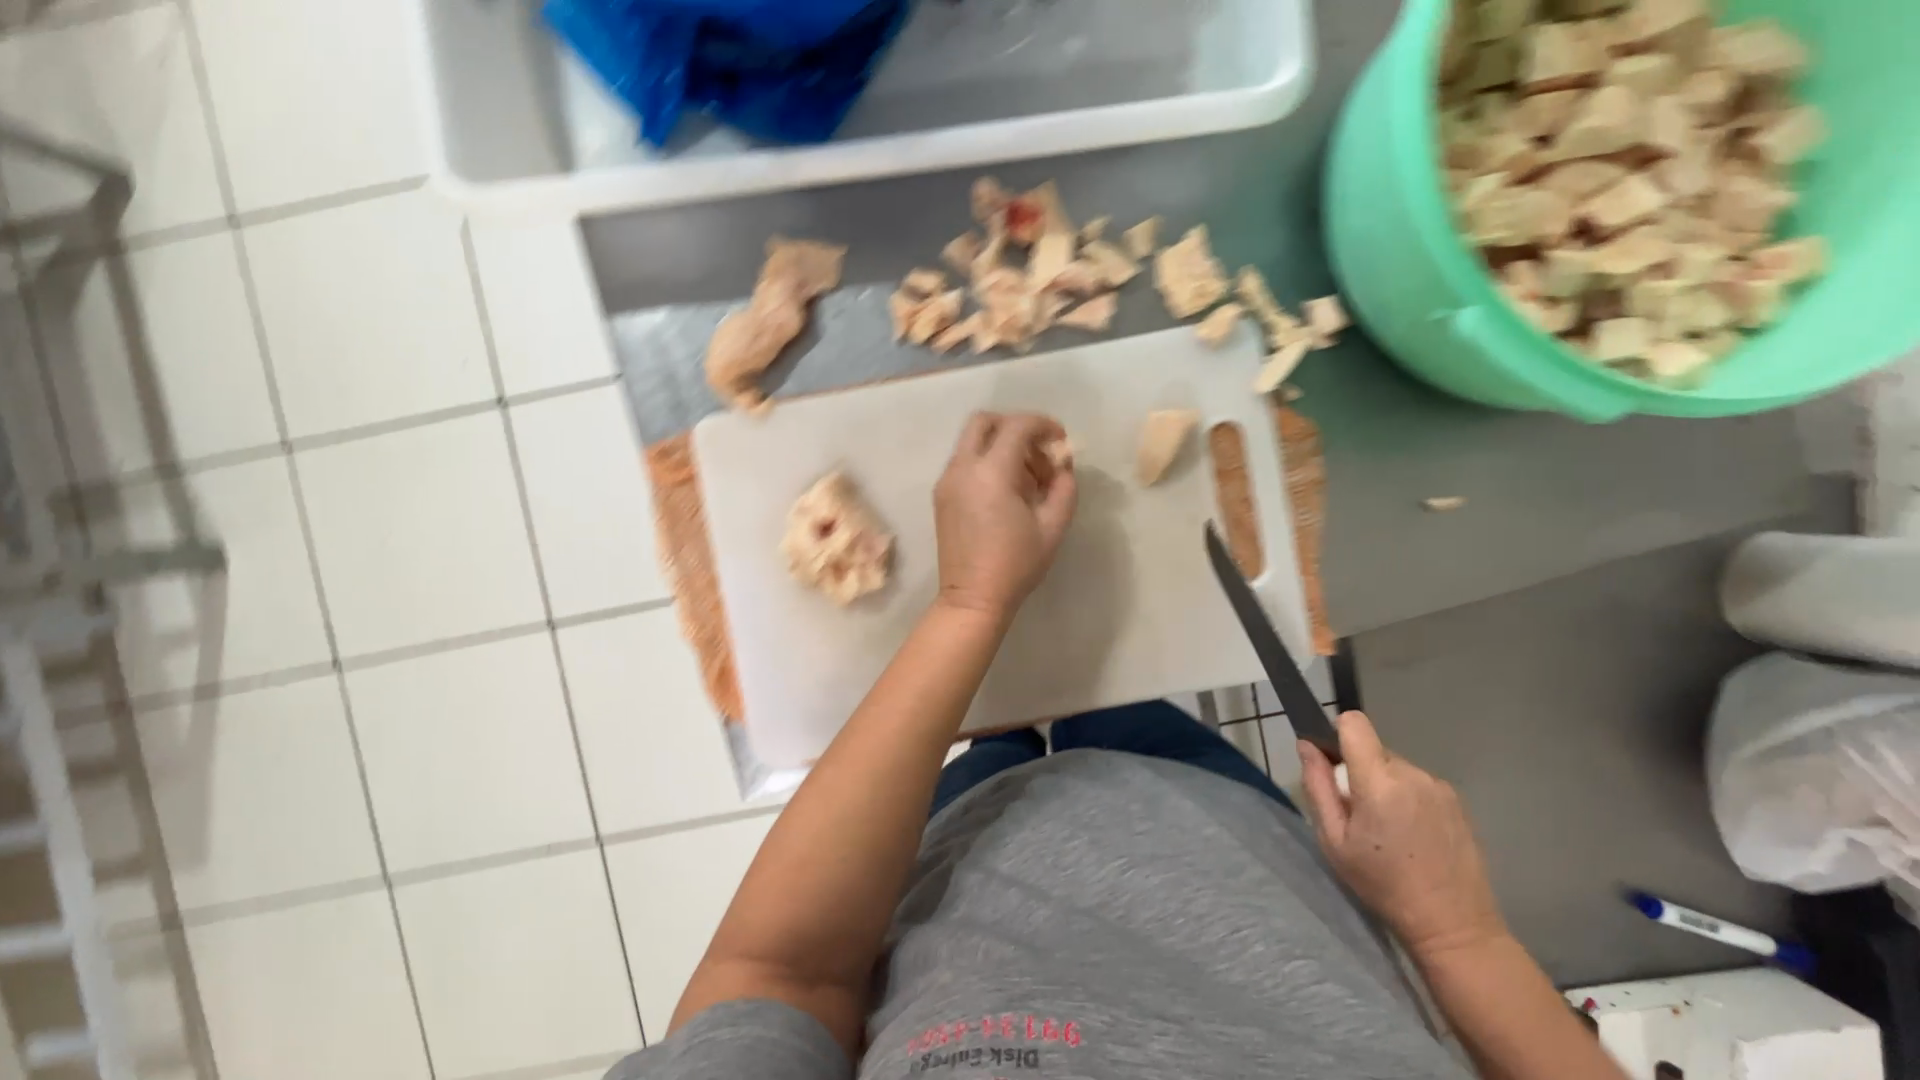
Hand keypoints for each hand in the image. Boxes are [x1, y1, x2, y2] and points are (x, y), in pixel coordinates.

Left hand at [932, 412, 1077, 622]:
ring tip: (1027, 477)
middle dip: (1015, 426)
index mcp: (991, 473)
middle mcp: (962, 468)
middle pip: (984, 421)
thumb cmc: (1017, 564)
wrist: (973, 598)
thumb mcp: (1053, 526)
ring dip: (1001, 445)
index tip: (1061, 441)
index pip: (1017, 426)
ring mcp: (947, 481)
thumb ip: (1063, 487)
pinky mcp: (941, 496)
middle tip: (1038, 450)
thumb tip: (1063, 465)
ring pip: (972, 441)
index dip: (1044, 425)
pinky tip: (1007, 490)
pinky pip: (964, 462)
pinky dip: (986, 461)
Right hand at [1297, 711, 1508, 960]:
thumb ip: (1318, 787)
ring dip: (1384, 786)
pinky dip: (1407, 798)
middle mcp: (1413, 773)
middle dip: (1359, 772)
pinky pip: (1418, 783)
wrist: (1453, 924)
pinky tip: (1413, 836)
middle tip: (1359, 817)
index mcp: (1379, 782)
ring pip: (1395, 768)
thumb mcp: (1334, 841)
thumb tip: (1307, 746)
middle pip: (1373, 750)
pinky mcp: (1456, 800)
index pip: (1354, 723)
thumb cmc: (1383, 885)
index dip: (1337, 735)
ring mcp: (1439, 786)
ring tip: (1389, 831)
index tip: (1333, 766)